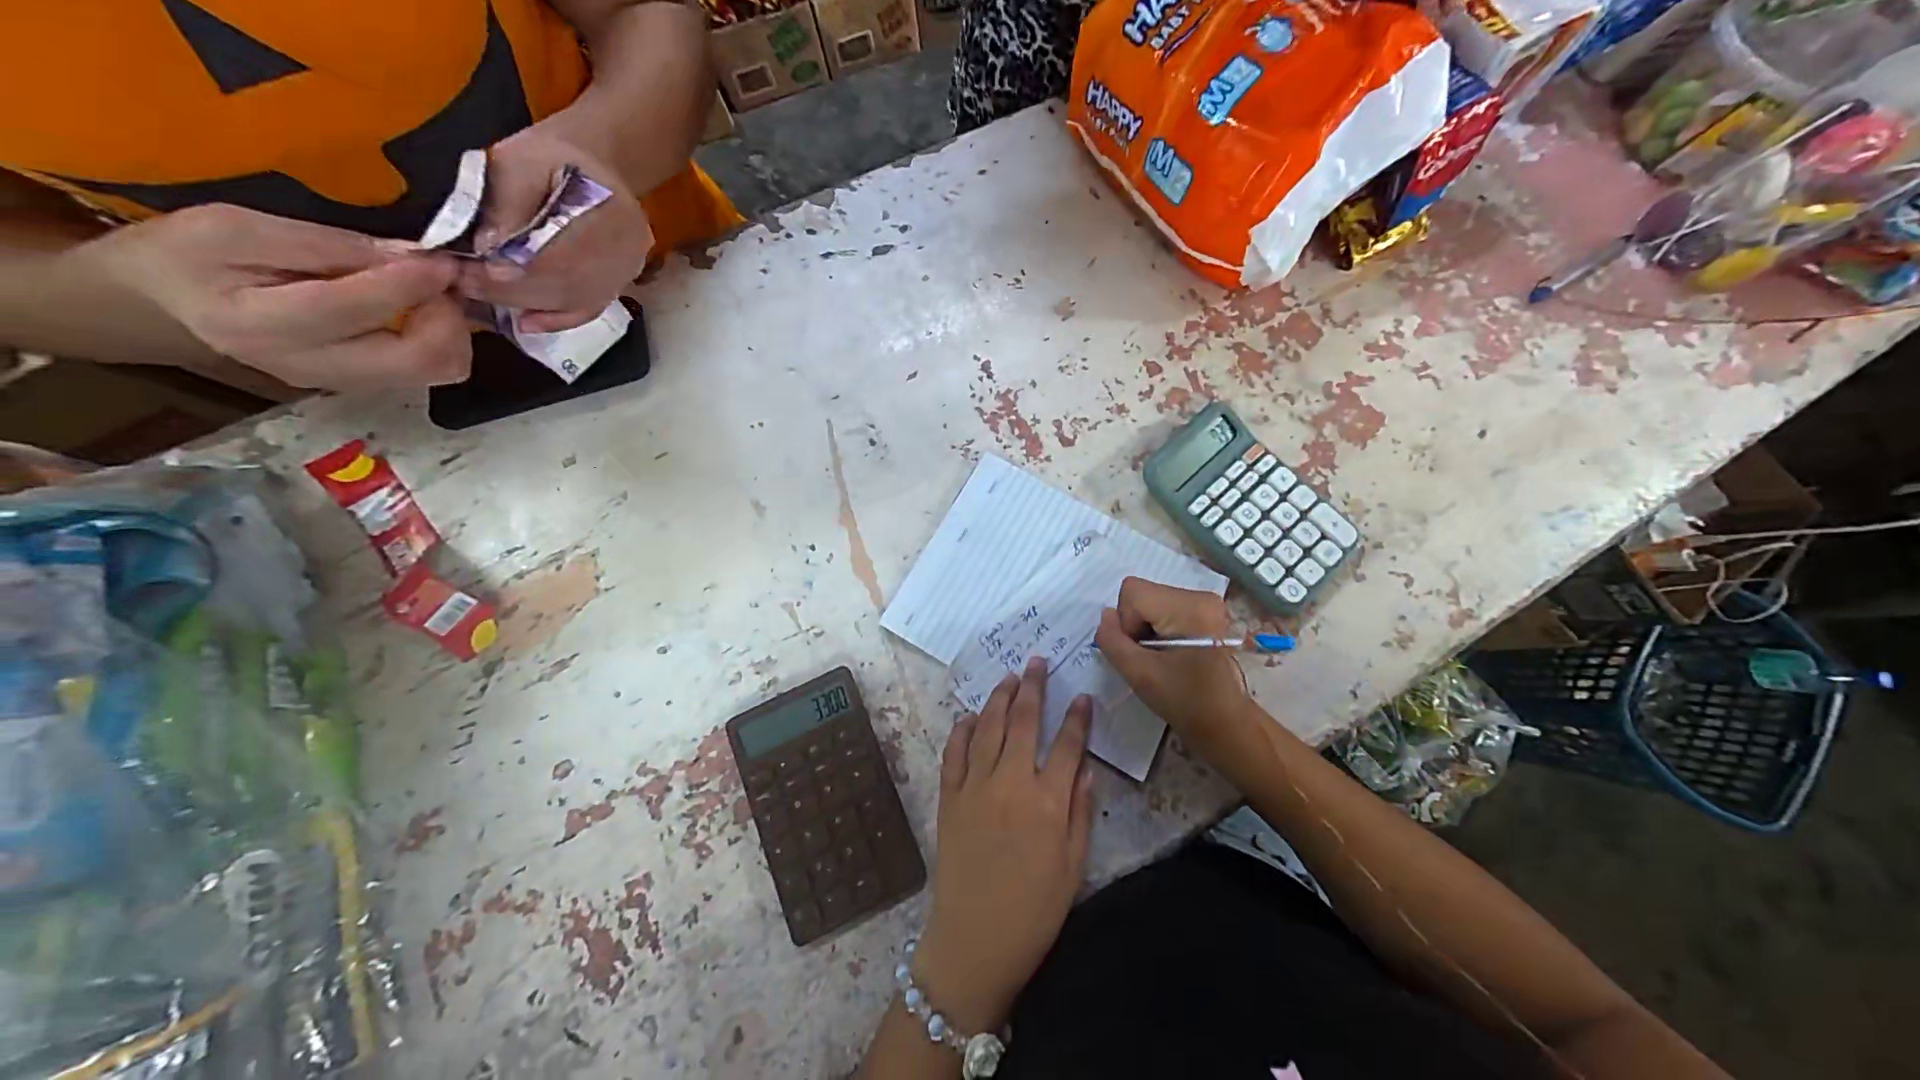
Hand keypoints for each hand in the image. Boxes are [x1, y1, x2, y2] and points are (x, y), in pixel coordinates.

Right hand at [86, 204, 469, 390]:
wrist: (167, 302)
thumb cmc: (190, 255)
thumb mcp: (236, 227)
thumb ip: (327, 245)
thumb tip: (408, 254)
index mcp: (263, 325)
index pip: (358, 310)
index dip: (411, 283)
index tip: (440, 260)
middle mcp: (314, 368)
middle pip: (420, 360)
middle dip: (446, 317)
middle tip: (440, 278)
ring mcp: (346, 384)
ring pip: (435, 370)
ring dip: (451, 331)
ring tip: (431, 291)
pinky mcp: (366, 384)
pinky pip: (428, 370)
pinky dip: (442, 340)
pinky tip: (423, 308)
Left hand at [458, 122, 653, 332]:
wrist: (595, 162)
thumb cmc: (551, 156)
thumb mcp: (520, 161)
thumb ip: (507, 202)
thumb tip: (486, 249)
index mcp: (604, 208)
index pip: (554, 253)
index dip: (508, 269)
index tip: (462, 271)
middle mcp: (626, 247)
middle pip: (565, 284)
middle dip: (509, 290)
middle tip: (463, 287)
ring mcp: (626, 270)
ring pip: (573, 301)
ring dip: (525, 304)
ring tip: (482, 297)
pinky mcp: (618, 283)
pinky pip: (588, 310)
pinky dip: (557, 320)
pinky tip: (527, 322)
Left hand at [915, 657, 1095, 1033]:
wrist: (974, 940)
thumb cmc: (1034, 911)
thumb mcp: (1073, 867)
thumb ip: (1081, 813)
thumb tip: (1085, 769)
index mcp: (1047, 802)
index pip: (1067, 745)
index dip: (1077, 718)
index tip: (1082, 697)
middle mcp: (1010, 783)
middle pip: (1024, 723)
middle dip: (1034, 688)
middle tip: (1038, 662)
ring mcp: (975, 787)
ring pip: (988, 728)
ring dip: (999, 699)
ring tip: (1010, 678)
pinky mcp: (948, 798)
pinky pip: (954, 753)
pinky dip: (961, 730)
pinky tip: (969, 716)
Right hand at [1095, 577, 1259, 756]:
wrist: (1225, 723)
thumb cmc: (1184, 701)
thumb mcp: (1138, 674)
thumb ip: (1112, 640)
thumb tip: (1106, 615)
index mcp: (1190, 607)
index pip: (1132, 592)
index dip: (1126, 622)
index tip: (1141, 652)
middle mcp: (1202, 596)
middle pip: (1142, 594)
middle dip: (1135, 624)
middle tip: (1149, 657)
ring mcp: (1207, 603)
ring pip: (1151, 600)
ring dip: (1145, 627)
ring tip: (1160, 656)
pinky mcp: (1206, 613)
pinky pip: (1165, 608)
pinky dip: (1158, 628)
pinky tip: (1170, 652)